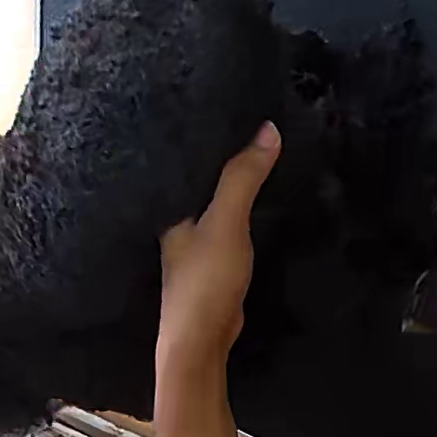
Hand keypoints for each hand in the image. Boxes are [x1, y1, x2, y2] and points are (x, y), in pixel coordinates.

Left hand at [157, 122, 279, 365]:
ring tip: (254, 147)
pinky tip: (255, 197)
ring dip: (231, 181)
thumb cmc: (205, 279)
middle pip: (198, 177)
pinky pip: (226, 222)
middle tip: (243, 113)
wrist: (202, 339)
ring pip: (212, 200)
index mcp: (167, 203)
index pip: (184, 156)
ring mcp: (192, 242)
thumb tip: (269, 129)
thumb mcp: (226, 222)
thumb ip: (244, 178)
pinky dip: (239, 208)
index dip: (203, 129)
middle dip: (218, 152)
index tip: (222, 97)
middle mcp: (174, 218)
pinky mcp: (212, 262)